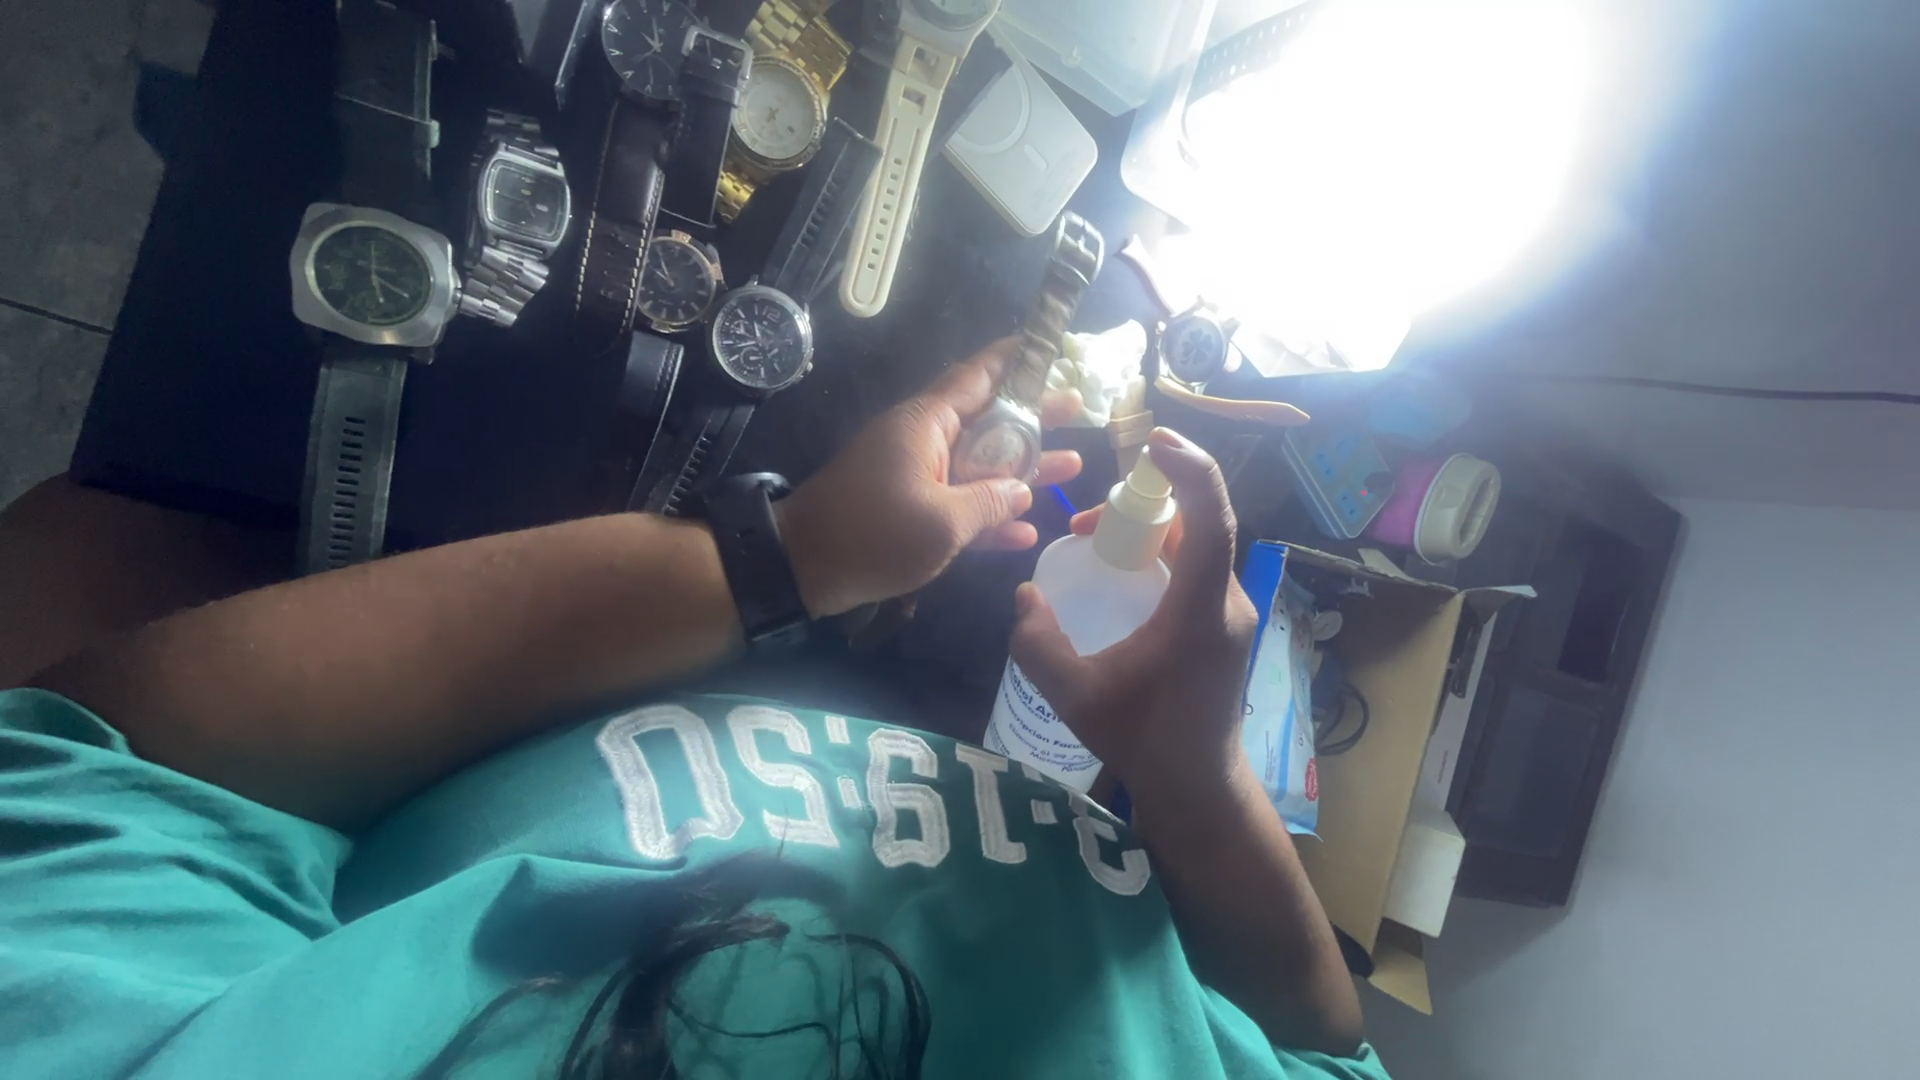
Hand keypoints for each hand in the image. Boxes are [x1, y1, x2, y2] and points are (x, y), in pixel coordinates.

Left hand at [774, 338, 1083, 617]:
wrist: (803, 569)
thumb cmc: (873, 533)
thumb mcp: (942, 520)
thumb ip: (989, 502)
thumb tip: (1021, 491)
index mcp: (927, 424)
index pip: (977, 376)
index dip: (1014, 360)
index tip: (1048, 346)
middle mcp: (924, 441)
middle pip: (989, 421)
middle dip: (1034, 418)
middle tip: (1077, 407)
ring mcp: (917, 476)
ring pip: (980, 466)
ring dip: (1021, 469)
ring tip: (1071, 464)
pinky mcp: (911, 510)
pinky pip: (959, 504)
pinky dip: (988, 514)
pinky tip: (1025, 530)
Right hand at [1008, 428, 1258, 810]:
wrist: (1197, 786)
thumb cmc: (1142, 741)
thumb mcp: (1074, 696)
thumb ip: (1038, 644)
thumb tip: (1026, 593)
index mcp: (1201, 614)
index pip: (1210, 523)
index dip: (1189, 472)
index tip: (1155, 442)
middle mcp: (1228, 603)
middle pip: (1198, 525)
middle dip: (1140, 507)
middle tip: (1081, 528)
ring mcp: (1232, 613)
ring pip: (1197, 546)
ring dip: (1147, 533)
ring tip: (1092, 548)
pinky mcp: (1225, 624)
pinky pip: (1197, 568)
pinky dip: (1159, 556)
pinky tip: (1122, 580)